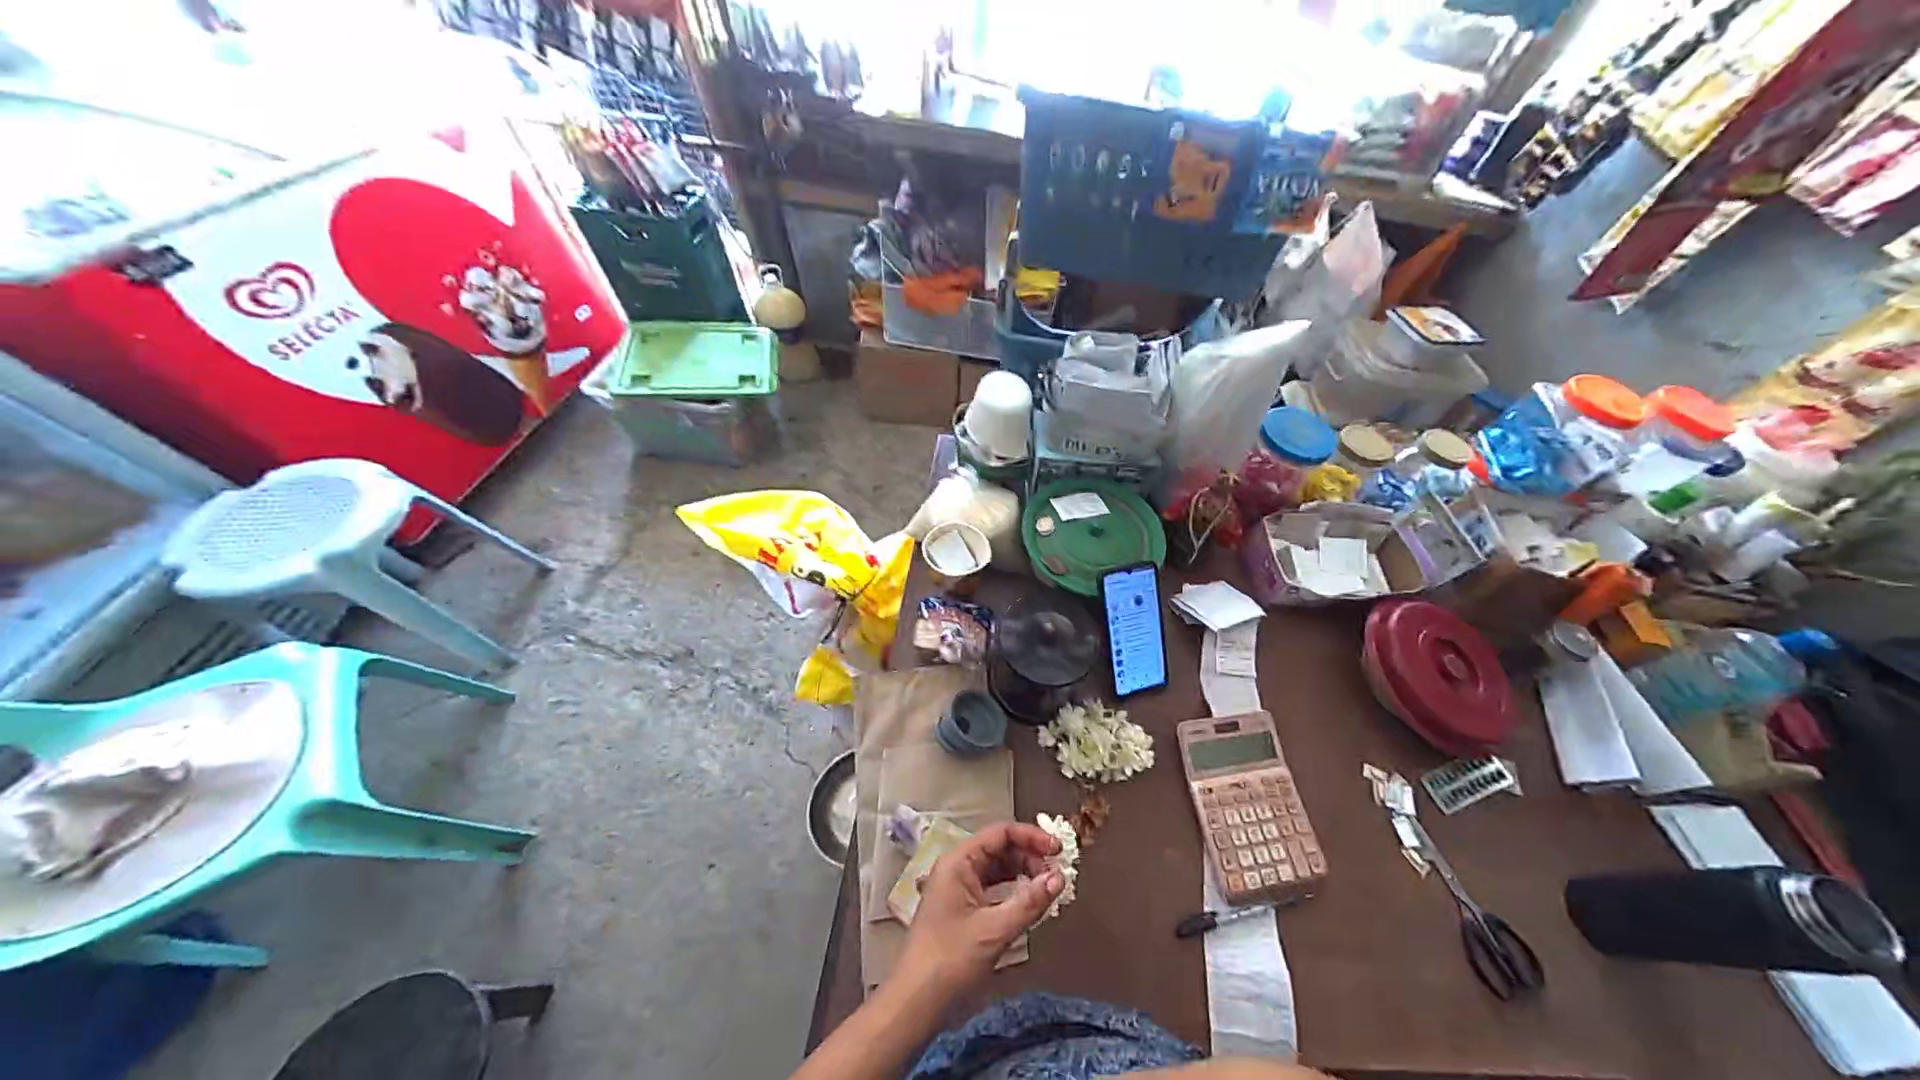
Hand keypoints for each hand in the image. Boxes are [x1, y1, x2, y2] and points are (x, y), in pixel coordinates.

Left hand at [895, 822, 1063, 996]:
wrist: (917, 1000)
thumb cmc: (950, 959)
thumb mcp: (994, 930)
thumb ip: (1029, 902)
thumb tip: (1059, 878)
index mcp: (958, 861)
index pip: (1000, 833)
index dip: (1031, 837)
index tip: (1059, 850)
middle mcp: (957, 868)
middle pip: (1000, 848)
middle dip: (1030, 856)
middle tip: (1057, 873)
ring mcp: (959, 888)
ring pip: (998, 869)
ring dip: (1024, 874)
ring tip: (1049, 887)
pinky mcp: (963, 908)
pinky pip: (994, 889)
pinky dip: (1014, 891)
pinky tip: (1031, 903)